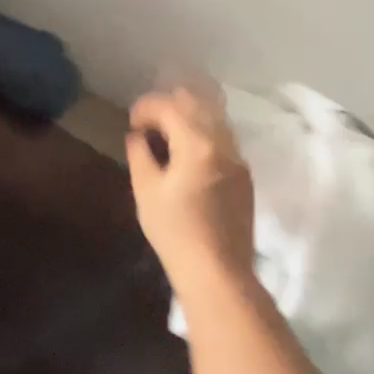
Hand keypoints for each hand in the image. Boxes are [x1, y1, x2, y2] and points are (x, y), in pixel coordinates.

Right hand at [127, 88, 256, 297]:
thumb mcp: (145, 188)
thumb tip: (139, 137)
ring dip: (189, 116)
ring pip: (216, 121)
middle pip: (200, 107)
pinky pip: (222, 140)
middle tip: (147, 118)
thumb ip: (141, 154)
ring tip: (164, 129)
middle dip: (171, 104)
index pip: (172, 108)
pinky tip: (185, 148)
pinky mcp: (243, 178)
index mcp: (198, 146)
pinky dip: (202, 132)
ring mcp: (239, 162)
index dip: (147, 107)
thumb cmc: (173, 228)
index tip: (131, 122)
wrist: (217, 269)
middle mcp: (224, 147)